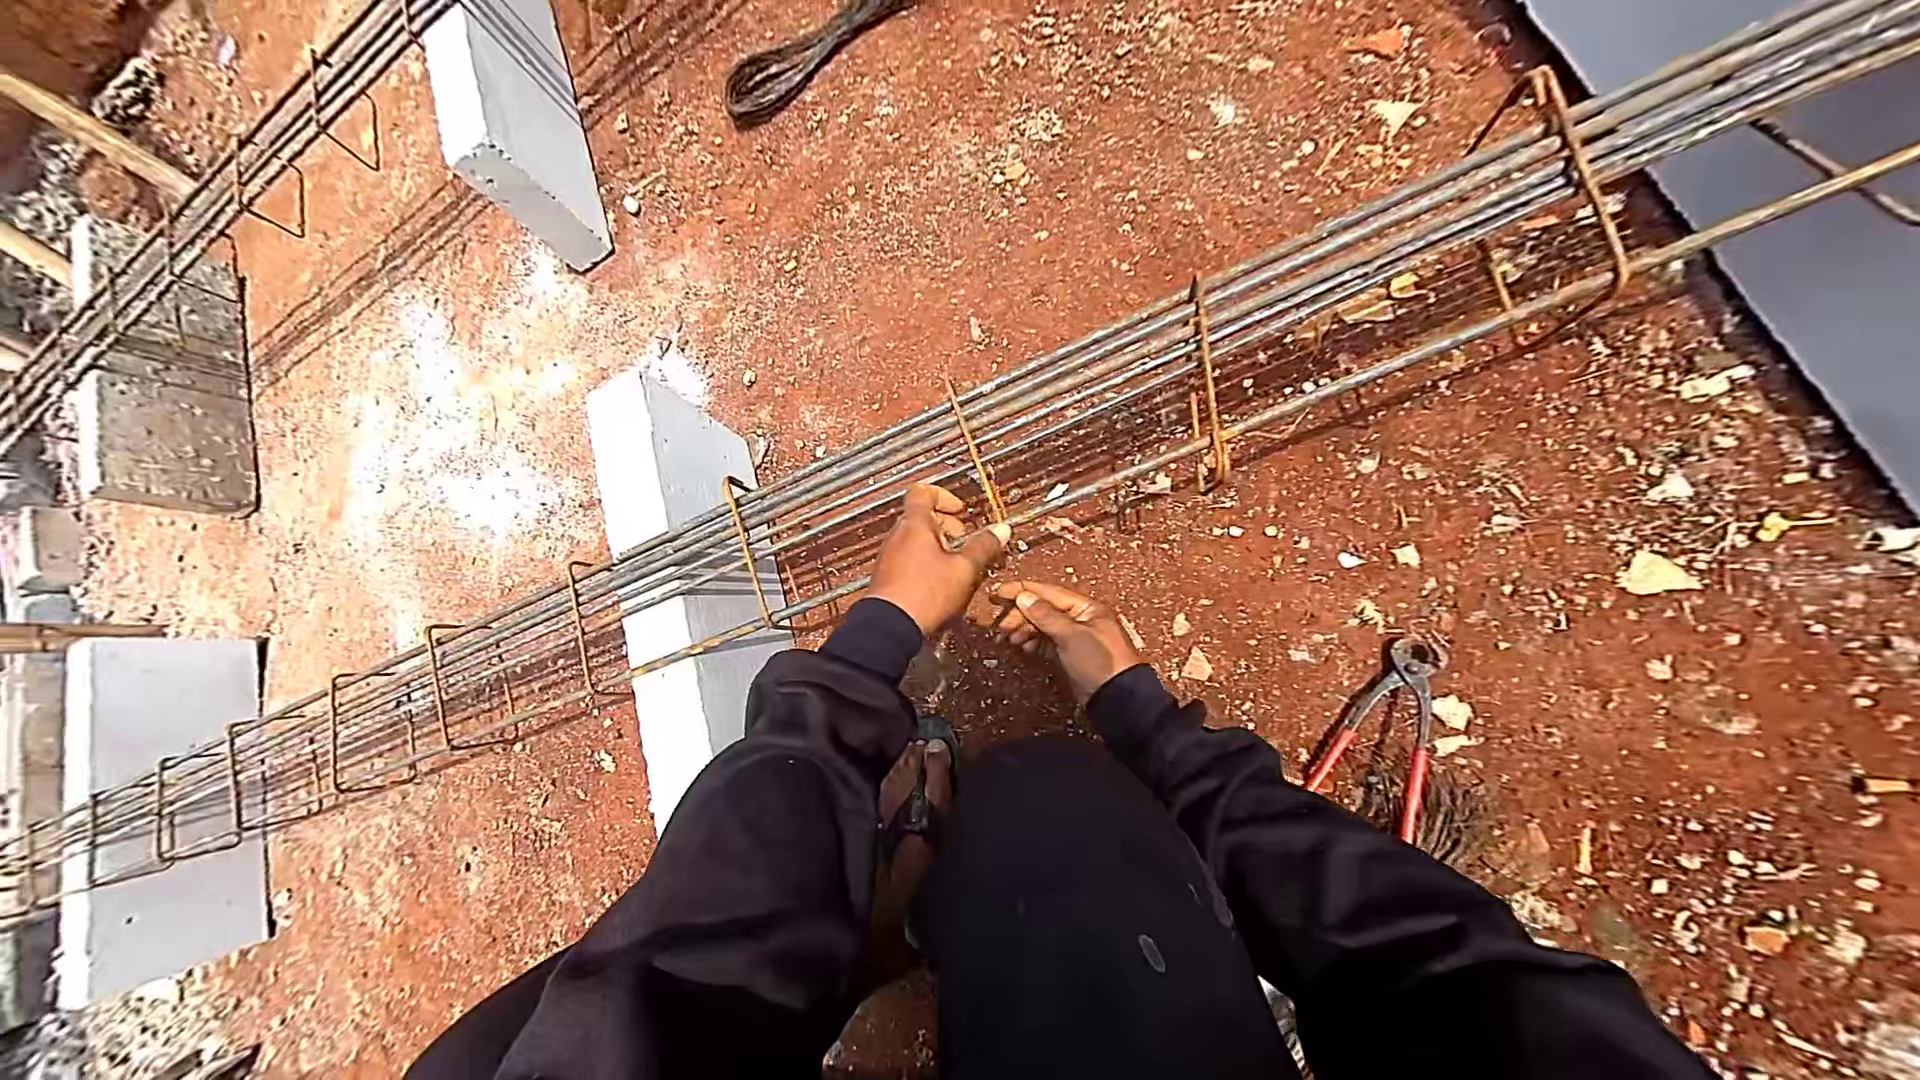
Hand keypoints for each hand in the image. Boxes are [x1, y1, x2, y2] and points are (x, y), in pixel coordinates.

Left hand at [868, 484, 1010, 634]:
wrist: (890, 626)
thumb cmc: (925, 593)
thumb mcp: (964, 569)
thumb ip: (983, 547)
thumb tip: (1001, 529)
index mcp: (915, 524)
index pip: (922, 492)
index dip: (944, 496)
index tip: (961, 511)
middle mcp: (898, 536)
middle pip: (921, 517)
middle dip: (947, 524)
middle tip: (964, 539)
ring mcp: (890, 556)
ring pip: (915, 539)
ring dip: (937, 545)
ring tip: (956, 564)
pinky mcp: (887, 576)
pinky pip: (908, 558)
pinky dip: (925, 561)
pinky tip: (940, 582)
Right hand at [991, 580, 1141, 702]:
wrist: (1117, 699)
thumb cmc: (1100, 662)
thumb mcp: (1072, 635)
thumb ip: (1046, 615)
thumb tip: (1023, 596)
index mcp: (1085, 608)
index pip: (1048, 593)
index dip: (1022, 591)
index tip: (998, 593)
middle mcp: (1080, 618)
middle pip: (1043, 609)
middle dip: (1020, 615)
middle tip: (1001, 626)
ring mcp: (1074, 637)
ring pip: (1042, 626)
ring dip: (1023, 629)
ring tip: (1008, 638)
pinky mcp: (1069, 654)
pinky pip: (1045, 642)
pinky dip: (1032, 642)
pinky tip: (1022, 646)